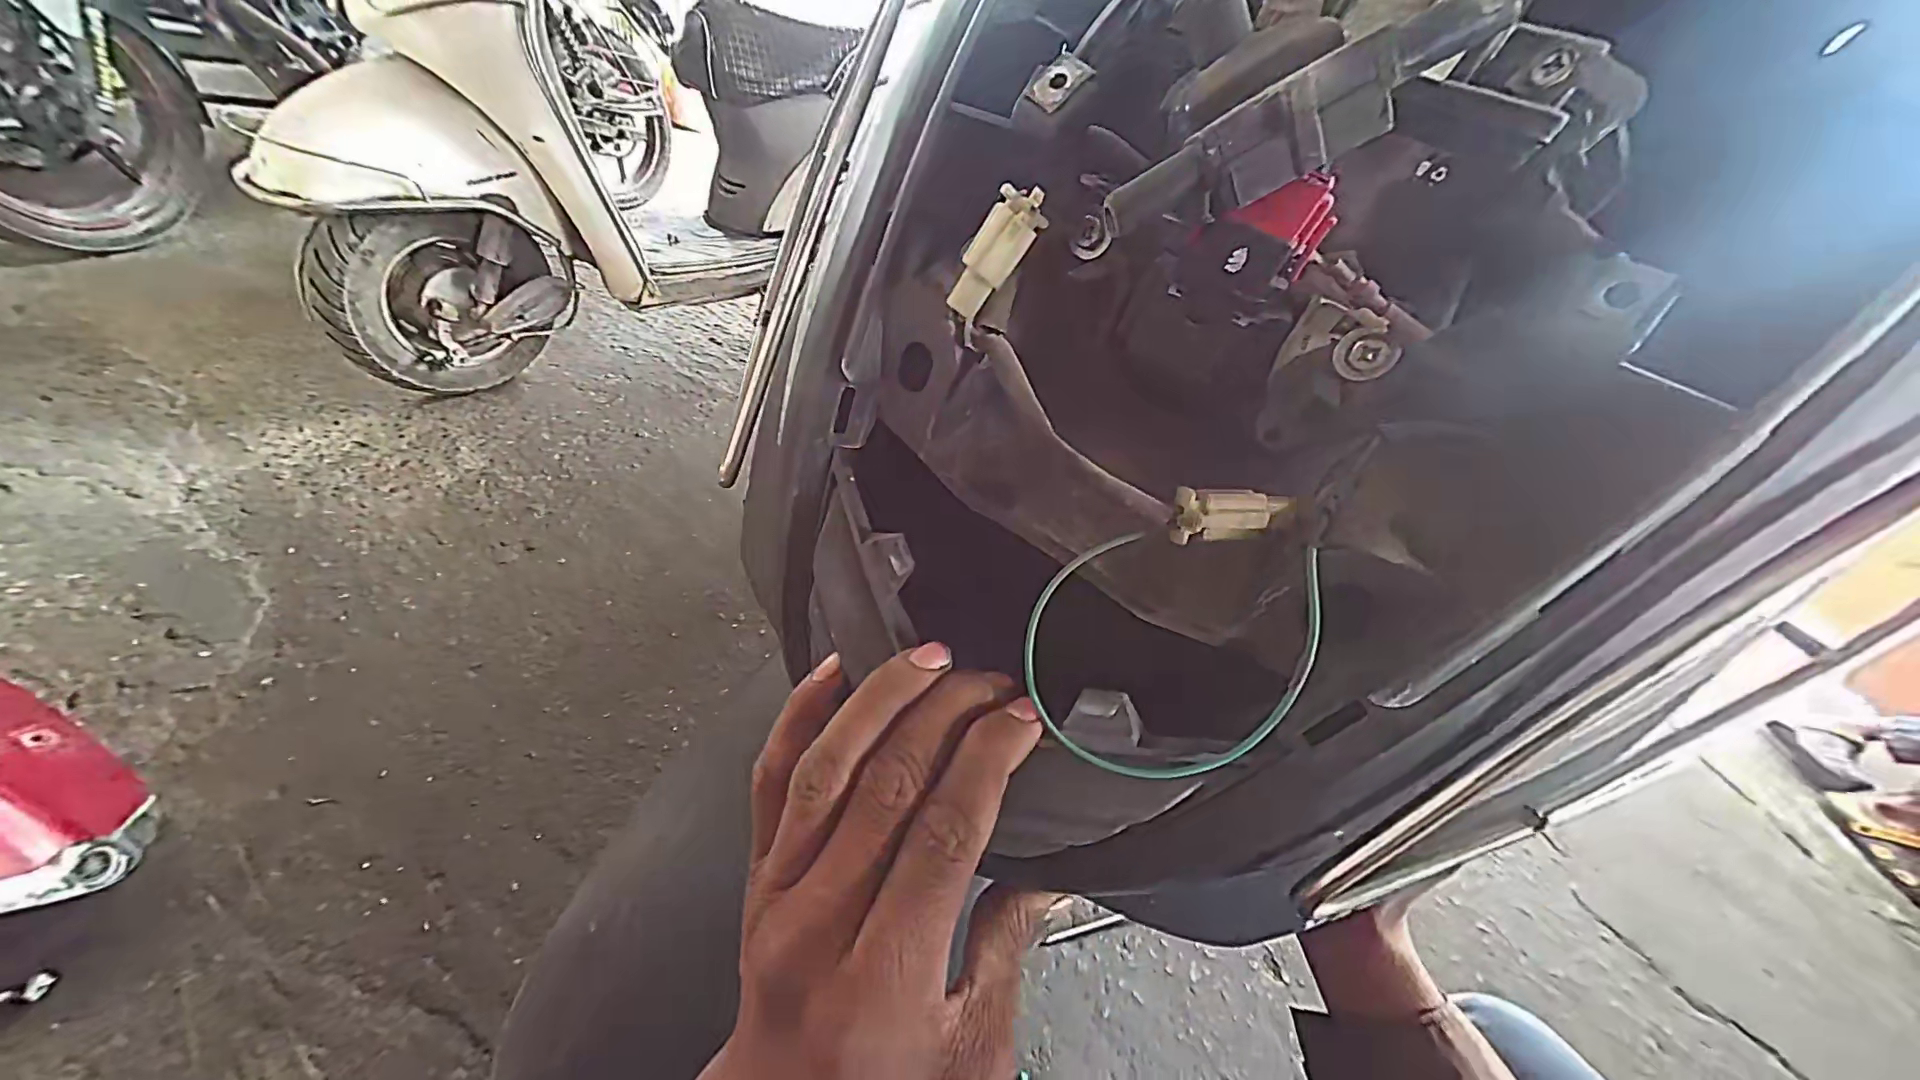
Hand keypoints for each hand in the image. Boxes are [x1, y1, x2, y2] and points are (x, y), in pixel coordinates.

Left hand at [699, 643, 1055, 1079]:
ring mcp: (777, 890)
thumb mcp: (969, 1049)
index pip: (945, 833)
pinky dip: (800, 713)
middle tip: (988, 682)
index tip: (1019, 719)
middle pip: (889, 785)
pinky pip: (770, 775)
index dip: (988, 759)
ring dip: (881, 699)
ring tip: (926, 659)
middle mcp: (819, 925)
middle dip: (948, 715)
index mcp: (883, 978)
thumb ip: (1006, 949)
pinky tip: (834, 672)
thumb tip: (1048, 876)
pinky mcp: (756, 871)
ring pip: (827, 766)